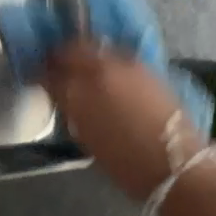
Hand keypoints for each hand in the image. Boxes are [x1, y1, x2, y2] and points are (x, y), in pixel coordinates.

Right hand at [42, 43, 204, 200]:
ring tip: (81, 69)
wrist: (179, 167)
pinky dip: (106, 60)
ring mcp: (126, 64)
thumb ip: (70, 106)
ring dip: (84, 54)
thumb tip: (60, 90)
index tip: (36, 75)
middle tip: (55, 65)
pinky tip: (106, 74)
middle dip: (60, 54)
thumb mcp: (86, 137)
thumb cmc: (126, 163)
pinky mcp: (146, 67)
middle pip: (72, 49)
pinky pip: (116, 55)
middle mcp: (101, 68)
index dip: (40, 72)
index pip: (49, 71)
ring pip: (96, 48)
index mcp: (79, 90)